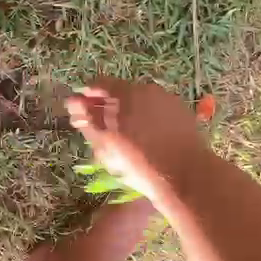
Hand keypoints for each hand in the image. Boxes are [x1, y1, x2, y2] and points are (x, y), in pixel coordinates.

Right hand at [67, 77, 211, 199]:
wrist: (187, 177)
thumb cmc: (140, 161)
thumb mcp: (106, 143)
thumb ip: (88, 120)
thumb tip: (73, 102)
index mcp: (129, 92)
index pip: (102, 84)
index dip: (87, 95)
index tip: (78, 110)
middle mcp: (151, 90)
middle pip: (122, 93)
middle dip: (106, 106)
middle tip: (95, 125)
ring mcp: (170, 102)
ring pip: (141, 103)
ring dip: (126, 114)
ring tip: (119, 136)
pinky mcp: (183, 116)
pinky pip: (157, 113)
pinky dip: (145, 120)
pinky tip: (142, 139)